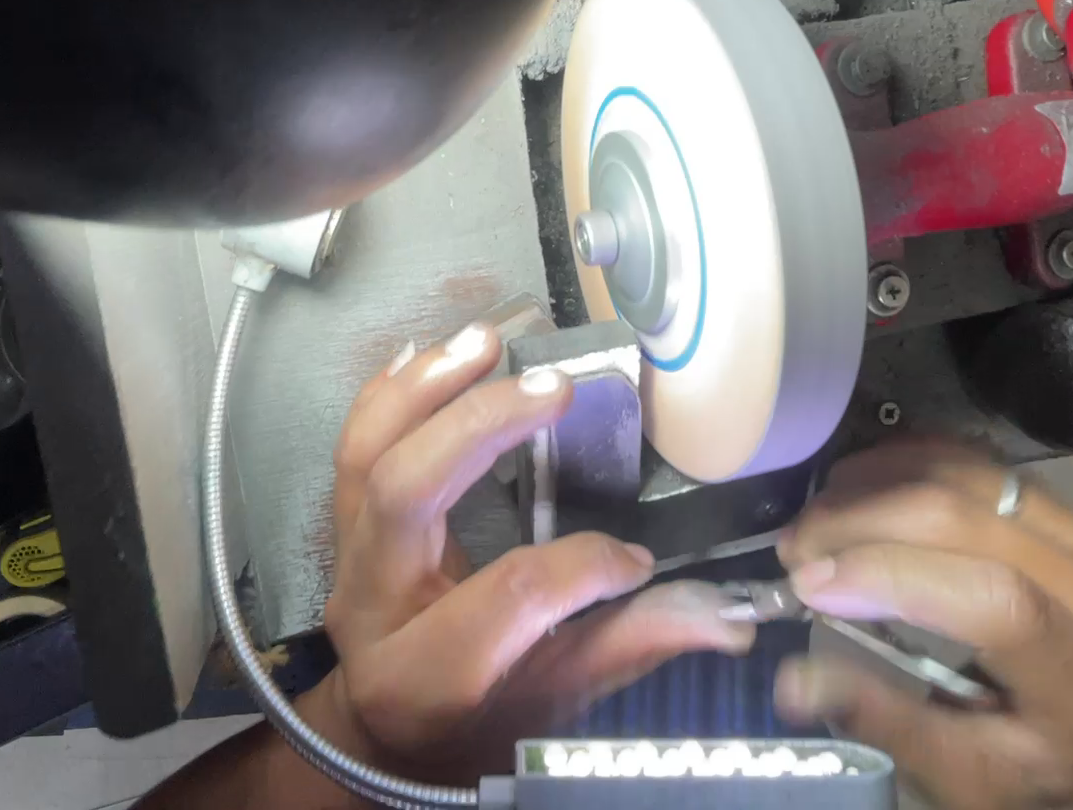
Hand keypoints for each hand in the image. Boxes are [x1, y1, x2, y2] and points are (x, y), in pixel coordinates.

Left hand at [314, 322, 755, 781]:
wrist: (382, 732)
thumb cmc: (473, 723)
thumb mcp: (553, 705)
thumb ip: (629, 648)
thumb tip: (727, 618)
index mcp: (426, 669)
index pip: (508, 593)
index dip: (583, 564)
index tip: (637, 555)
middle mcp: (371, 601)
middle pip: (406, 491)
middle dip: (480, 424)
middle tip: (552, 382)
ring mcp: (348, 555)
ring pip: (366, 453)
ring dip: (427, 386)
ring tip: (486, 340)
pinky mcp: (345, 522)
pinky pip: (353, 445)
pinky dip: (391, 391)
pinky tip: (431, 352)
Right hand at [772, 439, 1072, 809]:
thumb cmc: (1047, 755)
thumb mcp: (971, 773)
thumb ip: (887, 720)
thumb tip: (791, 680)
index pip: (993, 599)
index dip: (891, 576)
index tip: (809, 583)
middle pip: (960, 520)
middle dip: (855, 525)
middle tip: (794, 551)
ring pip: (954, 476)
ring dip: (864, 488)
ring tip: (815, 520)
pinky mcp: (1059, 501)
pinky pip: (963, 459)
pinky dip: (894, 463)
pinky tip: (853, 489)